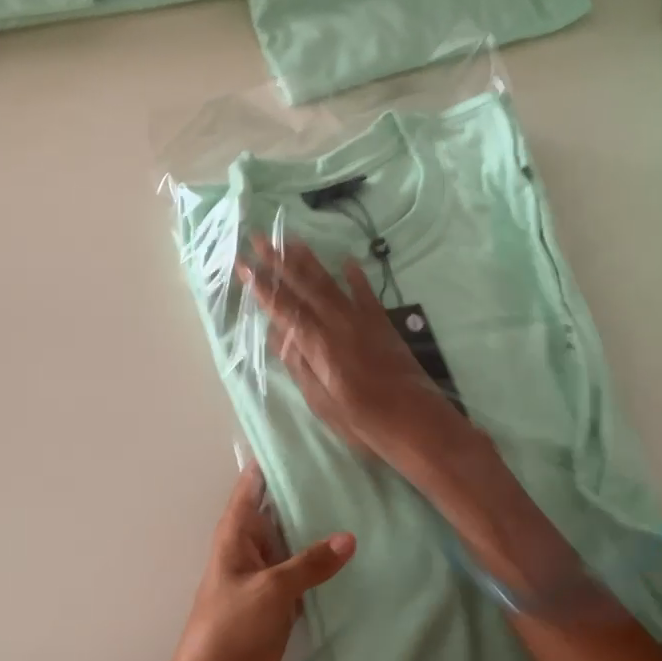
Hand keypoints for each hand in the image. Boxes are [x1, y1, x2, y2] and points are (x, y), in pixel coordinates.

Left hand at [144, 464, 354, 660]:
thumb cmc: (230, 629)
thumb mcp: (271, 590)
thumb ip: (310, 563)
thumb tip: (351, 536)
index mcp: (237, 531)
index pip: (254, 482)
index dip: (275, 457)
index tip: (307, 435)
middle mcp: (253, 544)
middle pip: (281, 508)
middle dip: (309, 491)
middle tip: (354, 465)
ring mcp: (268, 572)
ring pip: (297, 539)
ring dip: (321, 527)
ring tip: (365, 499)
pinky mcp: (282, 599)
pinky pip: (306, 571)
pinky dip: (325, 563)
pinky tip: (359, 551)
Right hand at [236, 234, 573, 601]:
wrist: (418, 423)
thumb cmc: (364, 421)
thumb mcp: (321, 401)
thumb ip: (300, 364)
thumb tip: (278, 334)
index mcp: (318, 344)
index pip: (283, 308)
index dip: (261, 286)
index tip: (243, 264)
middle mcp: (338, 324)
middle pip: (303, 286)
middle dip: (278, 261)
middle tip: (259, 238)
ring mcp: (362, 320)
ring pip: (330, 283)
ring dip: (308, 261)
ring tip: (290, 240)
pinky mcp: (383, 324)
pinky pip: (366, 293)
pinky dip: (355, 276)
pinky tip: (346, 261)